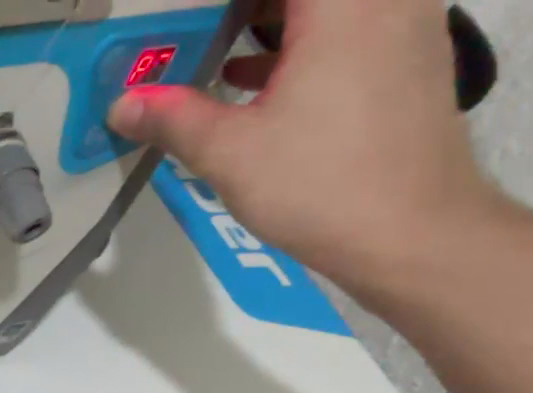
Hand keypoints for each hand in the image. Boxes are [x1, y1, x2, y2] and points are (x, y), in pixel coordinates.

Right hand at [107, 0, 500, 288]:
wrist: (410, 229)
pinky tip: (256, 77)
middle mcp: (385, 3)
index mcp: (343, 8)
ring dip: (273, 17)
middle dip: (244, 9)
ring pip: (330, 7)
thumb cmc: (317, 182)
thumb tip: (122, 104)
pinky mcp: (408, 60)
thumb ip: (172, 118)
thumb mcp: (228, 152)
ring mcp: (407, 28)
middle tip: (192, 33)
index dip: (219, 4)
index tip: (184, 20)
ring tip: (215, 47)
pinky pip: (352, 23)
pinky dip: (303, 36)